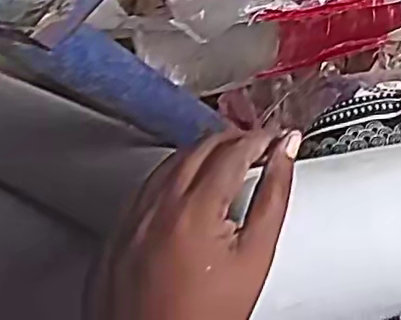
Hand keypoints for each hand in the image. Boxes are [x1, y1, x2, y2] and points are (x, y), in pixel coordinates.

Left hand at [87, 128, 298, 319]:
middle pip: (202, 147)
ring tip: (227, 165)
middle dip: (234, 141)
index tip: (276, 140)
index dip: (261, 139)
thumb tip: (285, 152)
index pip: (234, 150)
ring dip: (203, 153)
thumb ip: (274, 196)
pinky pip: (147, 186)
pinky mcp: (114, 235)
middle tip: (258, 148)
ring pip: (172, 161)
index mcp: (193, 210)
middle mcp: (157, 207)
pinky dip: (172, 176)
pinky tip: (187, 188)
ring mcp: (131, 220)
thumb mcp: (254, 259)